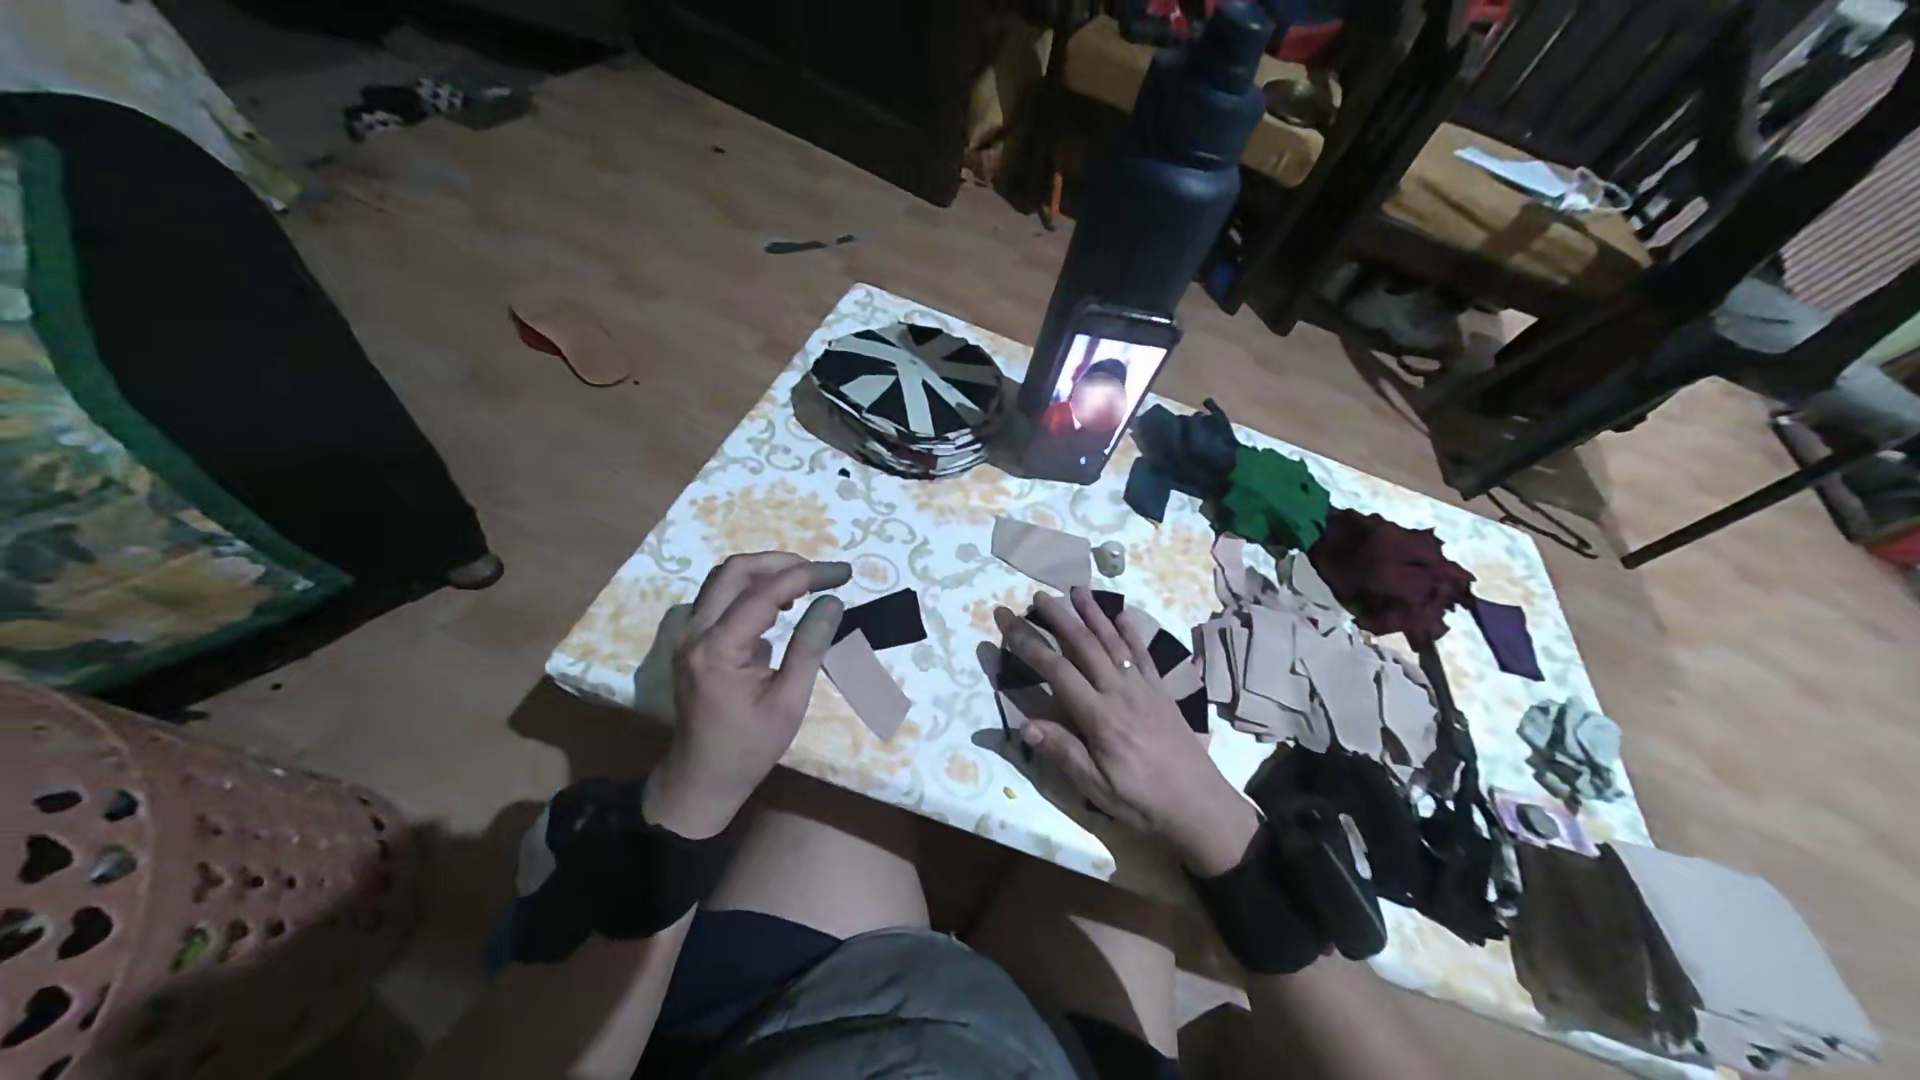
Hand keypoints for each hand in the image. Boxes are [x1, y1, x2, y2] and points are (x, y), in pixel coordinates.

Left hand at [643, 552, 850, 838]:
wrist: (702, 779)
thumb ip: (809, 647)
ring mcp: (689, 636)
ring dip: (764, 574)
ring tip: (804, 586)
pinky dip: (751, 591)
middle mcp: (695, 632)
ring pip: (723, 580)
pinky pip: (719, 599)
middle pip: (734, 571)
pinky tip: (779, 609)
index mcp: (718, 648)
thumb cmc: (749, 747)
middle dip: (781, 563)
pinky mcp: (693, 643)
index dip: (807, 575)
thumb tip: (832, 602)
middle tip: (820, 573)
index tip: (843, 573)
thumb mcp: (789, 701)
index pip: (765, 592)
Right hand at [996, 588, 1260, 876]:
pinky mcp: (1161, 691)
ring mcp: (1143, 688)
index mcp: (1099, 716)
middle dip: (1059, 617)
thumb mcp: (1096, 787)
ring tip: (1076, 590)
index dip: (1028, 643)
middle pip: (1084, 645)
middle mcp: (1120, 692)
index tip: (1008, 621)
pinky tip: (1121, 615)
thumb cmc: (1141, 801)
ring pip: (1114, 641)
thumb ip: (1063, 752)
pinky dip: (1131, 631)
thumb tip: (1025, 725)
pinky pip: (1144, 654)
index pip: (1056, 670)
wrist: (1199, 806)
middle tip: (1038, 595)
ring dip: (1093, 614)